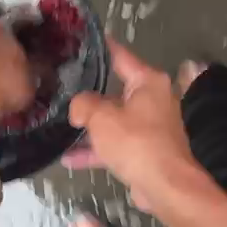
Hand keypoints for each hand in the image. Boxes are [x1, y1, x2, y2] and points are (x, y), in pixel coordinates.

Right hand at [65, 40, 219, 214]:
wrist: (166, 186)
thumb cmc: (136, 142)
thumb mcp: (101, 118)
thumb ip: (83, 104)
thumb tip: (79, 107)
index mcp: (148, 81)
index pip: (120, 56)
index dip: (100, 47)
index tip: (81, 40)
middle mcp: (153, 99)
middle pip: (115, 90)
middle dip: (89, 94)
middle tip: (62, 87)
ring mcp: (151, 126)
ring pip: (114, 120)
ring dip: (90, 127)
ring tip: (61, 125)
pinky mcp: (147, 150)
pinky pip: (117, 143)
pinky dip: (97, 149)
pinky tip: (69, 159)